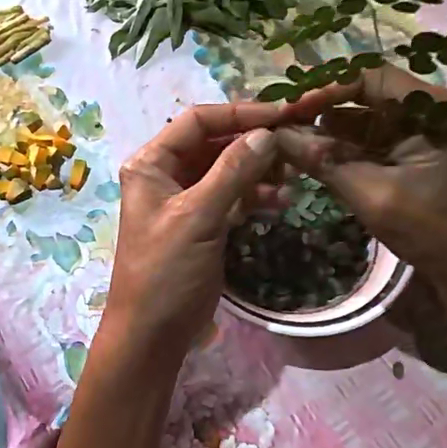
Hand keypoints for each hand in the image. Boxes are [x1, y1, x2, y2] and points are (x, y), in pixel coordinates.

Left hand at [104, 103, 283, 358]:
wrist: (152, 334)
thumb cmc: (165, 272)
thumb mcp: (198, 217)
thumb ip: (232, 172)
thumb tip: (267, 133)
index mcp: (151, 163)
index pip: (197, 121)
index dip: (240, 112)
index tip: (283, 114)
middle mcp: (165, 174)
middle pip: (214, 142)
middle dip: (253, 141)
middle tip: (295, 144)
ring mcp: (184, 200)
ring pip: (226, 169)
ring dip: (258, 169)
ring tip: (291, 175)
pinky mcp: (202, 223)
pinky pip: (231, 196)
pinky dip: (254, 195)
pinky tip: (280, 200)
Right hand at [273, 67, 446, 288]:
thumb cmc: (431, 228)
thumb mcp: (373, 195)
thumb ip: (325, 161)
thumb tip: (275, 136)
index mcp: (431, 109)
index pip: (369, 78)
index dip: (326, 89)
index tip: (290, 109)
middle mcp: (424, 110)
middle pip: (361, 93)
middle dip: (318, 106)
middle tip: (279, 119)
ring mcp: (413, 131)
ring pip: (356, 116)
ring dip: (321, 126)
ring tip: (283, 135)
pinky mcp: (402, 152)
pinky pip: (360, 138)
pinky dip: (333, 145)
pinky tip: (303, 151)